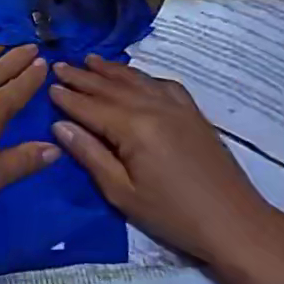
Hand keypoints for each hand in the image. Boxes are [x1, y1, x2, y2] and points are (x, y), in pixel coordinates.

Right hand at [48, 57, 279, 264]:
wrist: (235, 223)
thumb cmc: (173, 215)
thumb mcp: (122, 192)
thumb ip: (90, 154)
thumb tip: (60, 126)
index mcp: (134, 127)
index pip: (91, 106)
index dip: (68, 97)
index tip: (48, 86)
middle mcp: (155, 107)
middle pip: (111, 87)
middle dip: (83, 77)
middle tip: (60, 65)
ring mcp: (178, 107)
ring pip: (137, 80)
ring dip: (111, 70)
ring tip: (90, 60)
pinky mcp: (193, 113)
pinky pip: (163, 85)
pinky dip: (143, 77)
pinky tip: (135, 77)